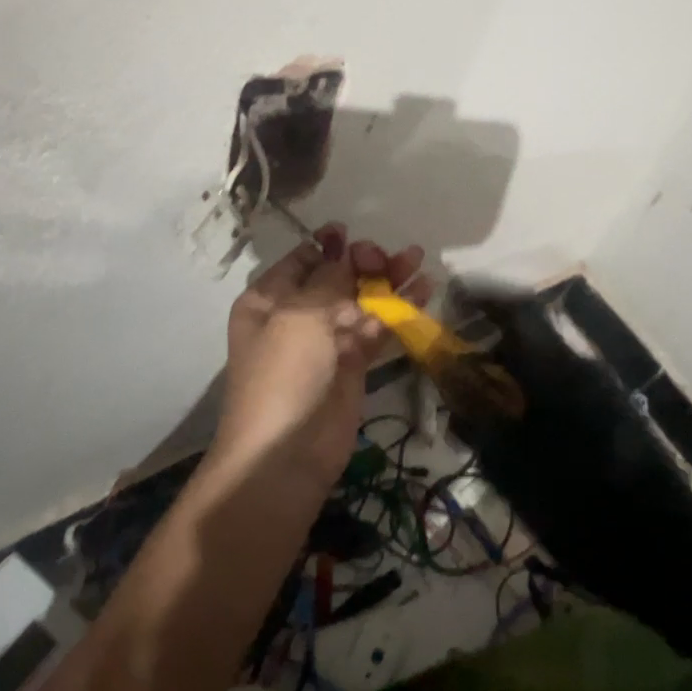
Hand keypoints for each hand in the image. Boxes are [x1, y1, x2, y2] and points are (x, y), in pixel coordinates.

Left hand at [214, 223, 432, 486]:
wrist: (285, 454)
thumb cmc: (283, 374)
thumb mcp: (300, 317)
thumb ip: (329, 280)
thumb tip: (343, 249)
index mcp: (269, 300)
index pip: (302, 260)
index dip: (330, 245)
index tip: (354, 235)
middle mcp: (296, 316)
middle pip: (336, 278)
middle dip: (364, 263)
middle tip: (390, 257)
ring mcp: (326, 342)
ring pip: (361, 302)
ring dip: (388, 282)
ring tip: (417, 260)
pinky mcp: (353, 365)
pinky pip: (377, 330)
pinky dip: (398, 311)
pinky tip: (422, 292)